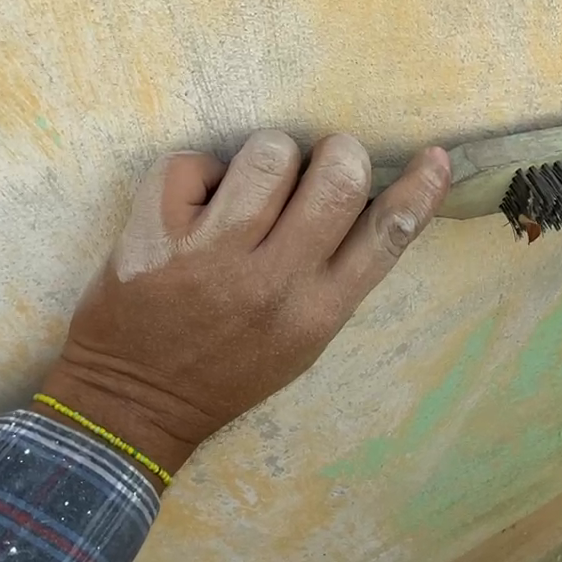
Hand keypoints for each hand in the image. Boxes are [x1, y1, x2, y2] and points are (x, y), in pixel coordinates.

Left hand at [37, 131, 450, 474]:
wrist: (128, 408)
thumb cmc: (229, 367)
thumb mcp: (304, 337)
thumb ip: (339, 271)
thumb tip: (371, 192)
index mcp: (318, 310)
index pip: (386, 235)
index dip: (419, 189)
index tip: (433, 157)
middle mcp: (272, 283)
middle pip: (337, 178)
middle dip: (336, 154)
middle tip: (318, 166)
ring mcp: (209, 258)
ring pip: (269, 153)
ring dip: (266, 157)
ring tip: (249, 187)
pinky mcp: (152, 236)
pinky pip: (193, 161)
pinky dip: (196, 174)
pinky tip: (191, 204)